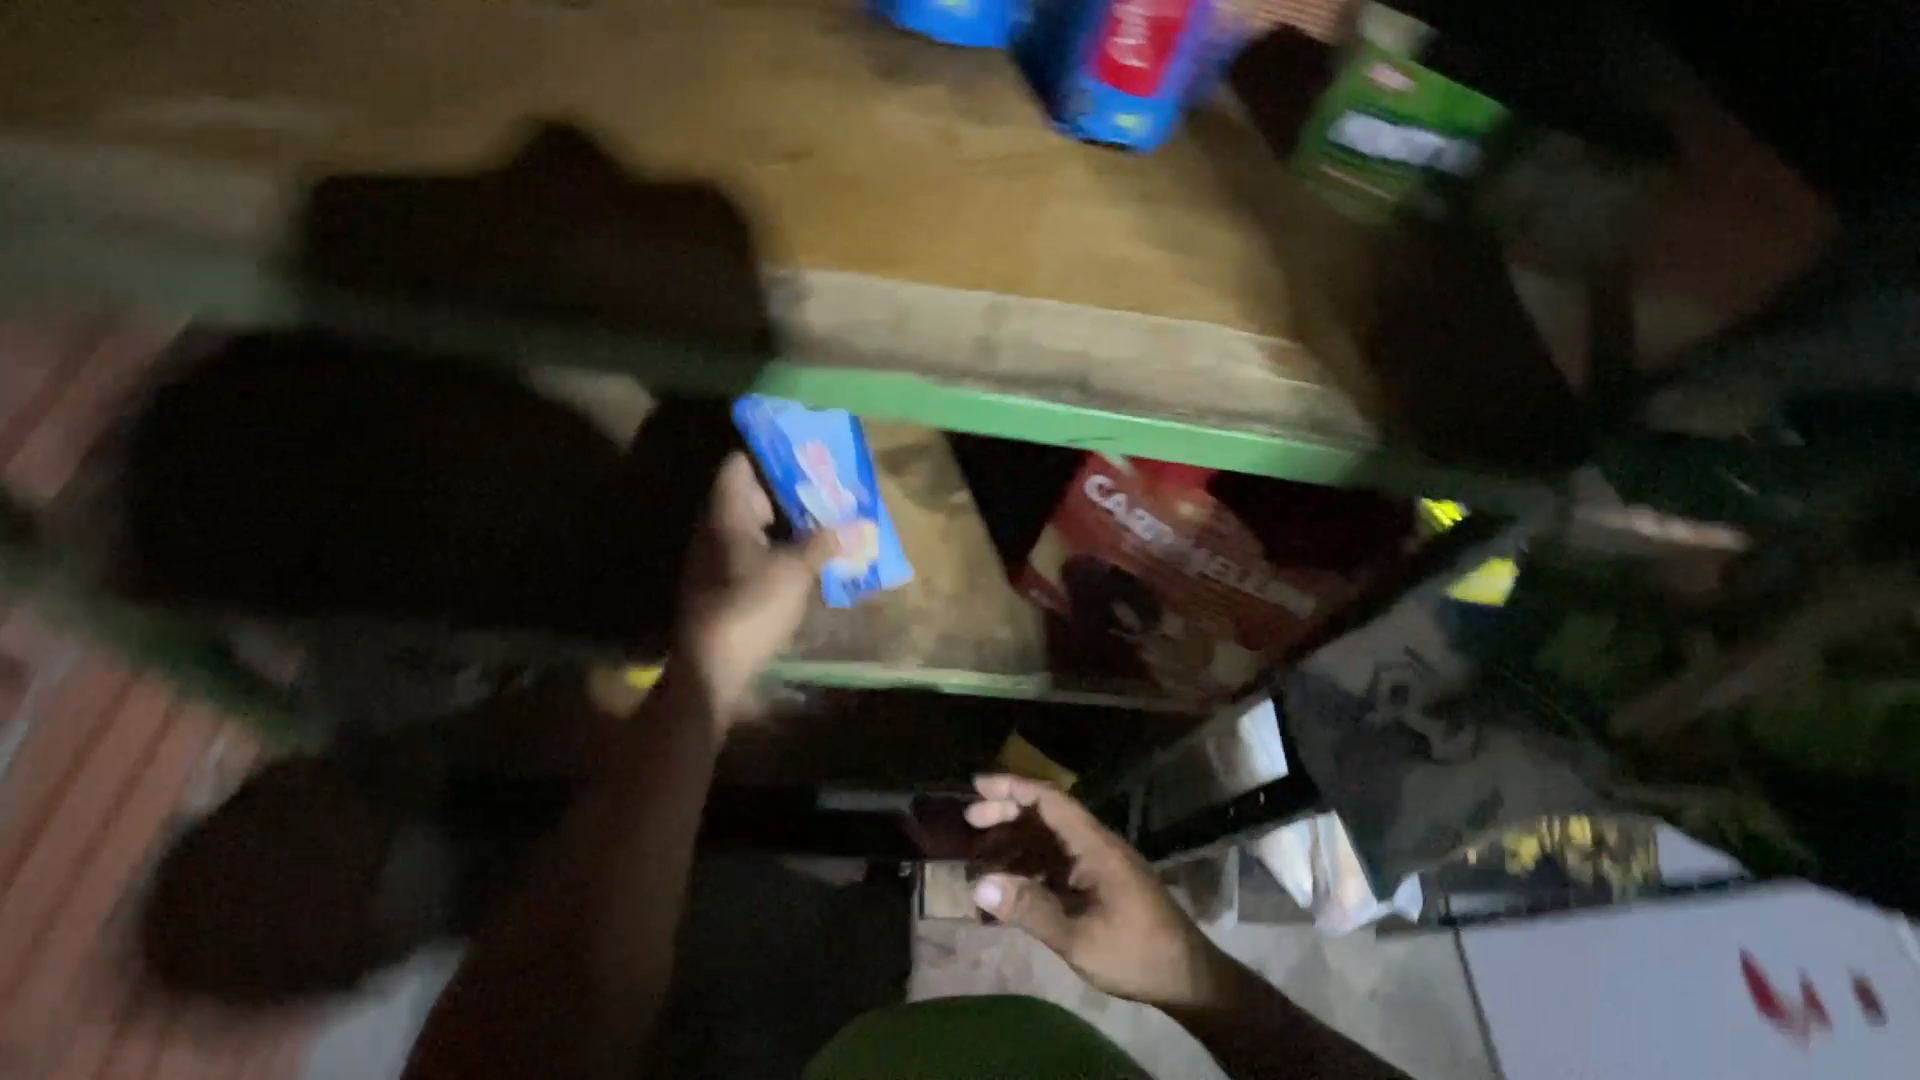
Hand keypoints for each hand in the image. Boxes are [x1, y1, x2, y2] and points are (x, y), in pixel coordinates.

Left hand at [672, 453, 837, 715]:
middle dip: (788, 489)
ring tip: (828, 517)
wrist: (711, 666)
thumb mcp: (795, 571)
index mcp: (726, 514)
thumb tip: (858, 526)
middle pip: (750, 495)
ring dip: (788, 522)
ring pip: (756, 527)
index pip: (739, 465)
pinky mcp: (726, 585)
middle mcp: (716, 529)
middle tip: (828, 485)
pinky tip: (810, 557)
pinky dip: (780, 549)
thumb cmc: (750, 606)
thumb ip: (824, 543)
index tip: (803, 449)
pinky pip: (756, 553)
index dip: (768, 453)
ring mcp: (718, 559)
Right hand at [964, 774, 1237, 1010]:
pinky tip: (1010, 885)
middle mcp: (1097, 846)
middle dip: (1009, 813)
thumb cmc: (1136, 954)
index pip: (1050, 801)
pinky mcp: (1101, 886)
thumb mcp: (1079, 938)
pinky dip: (1031, 868)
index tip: (978, 786)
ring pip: (1051, 840)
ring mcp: (1100, 866)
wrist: (1189, 979)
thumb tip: (979, 885)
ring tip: (981, 853)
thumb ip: (1030, 909)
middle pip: (1047, 816)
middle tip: (971, 822)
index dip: (1014, 788)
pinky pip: (1059, 864)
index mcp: (1096, 847)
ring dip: (1017, 841)